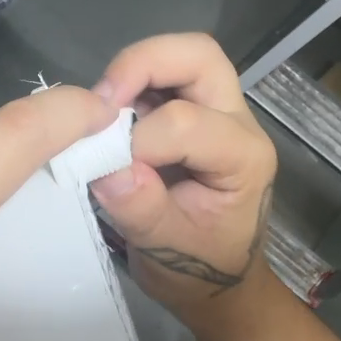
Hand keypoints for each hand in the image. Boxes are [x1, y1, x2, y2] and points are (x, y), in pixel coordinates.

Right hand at [89, 34, 279, 321]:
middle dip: (142, 64)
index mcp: (241, 158)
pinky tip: (107, 120)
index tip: (105, 172)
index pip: (185, 123)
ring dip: (135, 72)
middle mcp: (236, 123)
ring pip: (182, 58)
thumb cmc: (199, 269)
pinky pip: (162, 79)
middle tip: (99, 101)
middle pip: (198, 56)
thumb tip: (105, 168)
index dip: (137, 141)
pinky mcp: (191, 115)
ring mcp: (215, 114)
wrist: (217, 283)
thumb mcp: (166, 251)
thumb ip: (141, 209)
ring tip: (100, 110)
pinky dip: (130, 87)